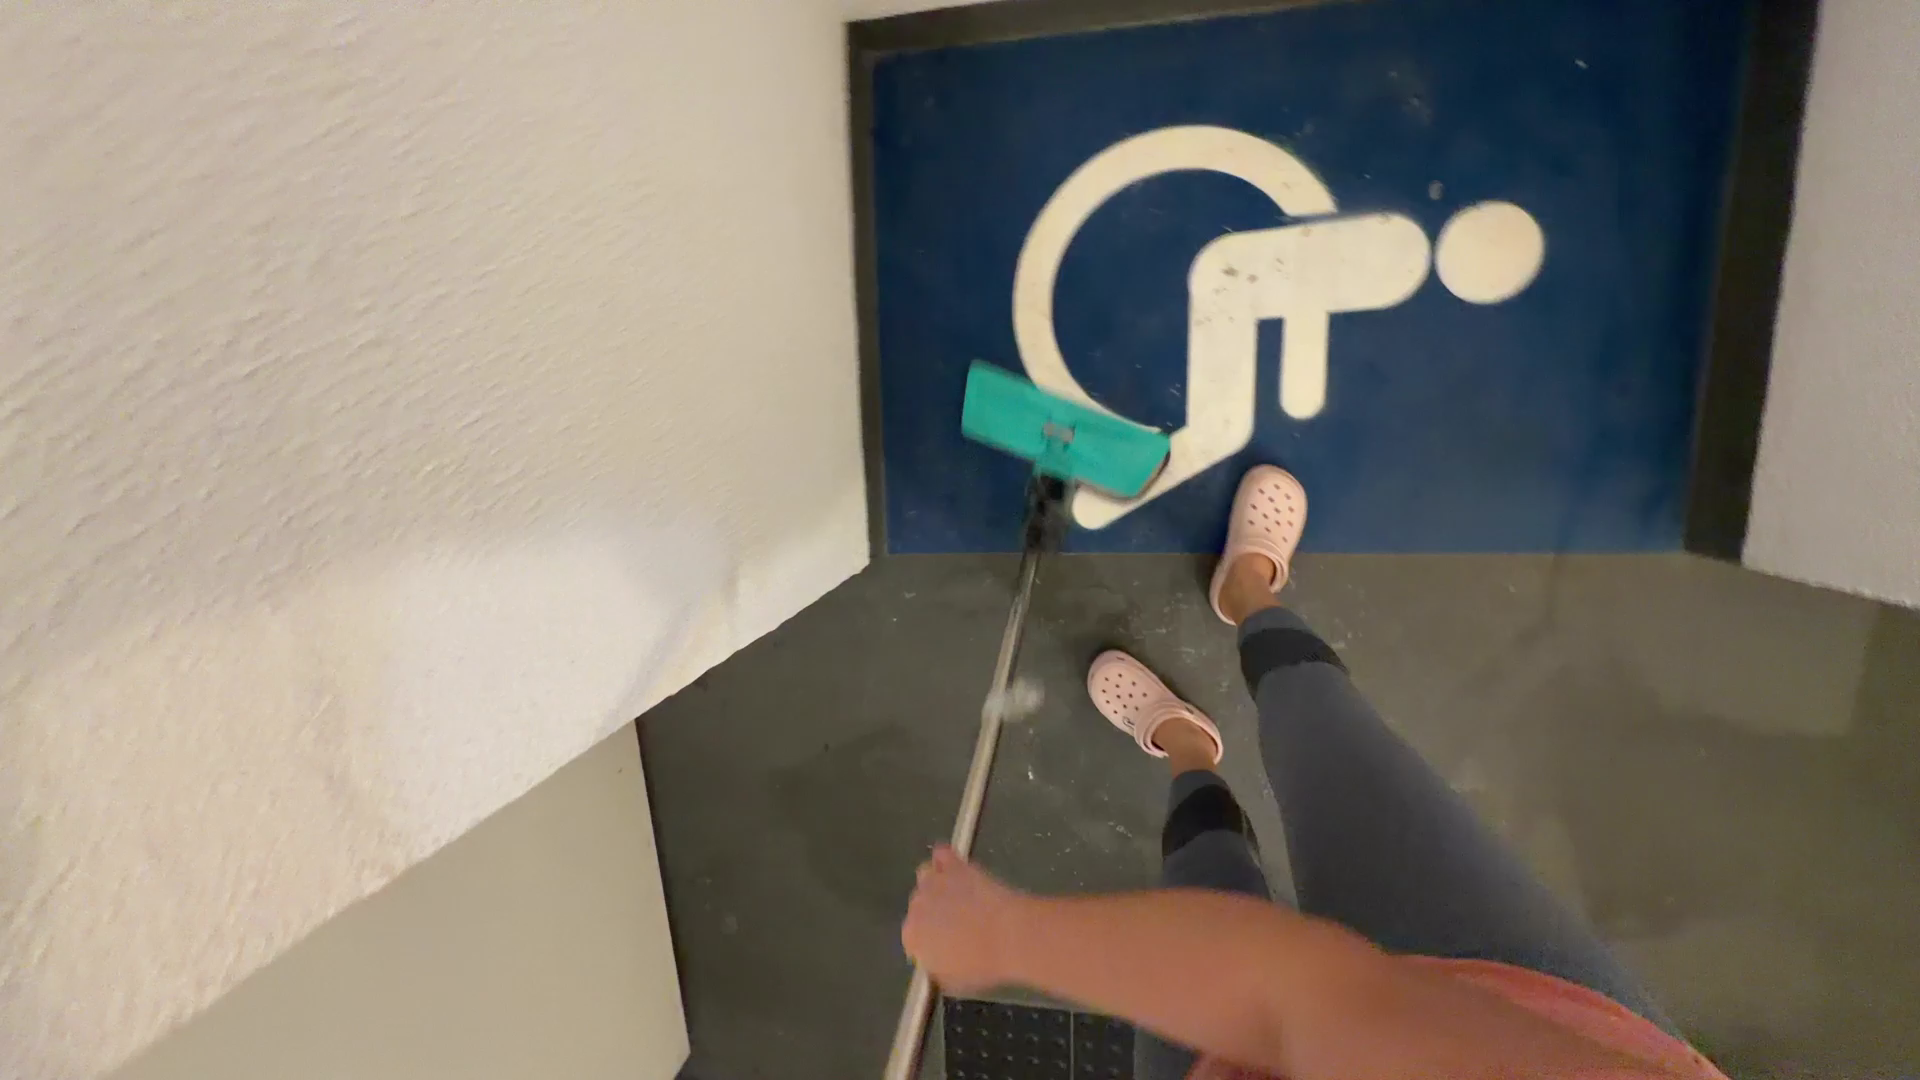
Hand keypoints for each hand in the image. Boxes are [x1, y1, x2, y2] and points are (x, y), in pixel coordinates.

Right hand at [901, 845, 1027, 994]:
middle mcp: (916, 906)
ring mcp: (934, 882)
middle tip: (956, 922)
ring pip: (925, 876)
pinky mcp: (954, 865)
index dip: (929, 942)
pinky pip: (942, 854)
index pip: (912, 938)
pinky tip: (956, 867)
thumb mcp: (953, 981)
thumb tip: (938, 958)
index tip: (945, 946)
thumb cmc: (983, 966)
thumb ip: (937, 967)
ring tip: (955, 894)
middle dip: (933, 913)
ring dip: (936, 884)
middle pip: (918, 906)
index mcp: (912, 937)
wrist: (1010, 936)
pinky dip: (946, 859)